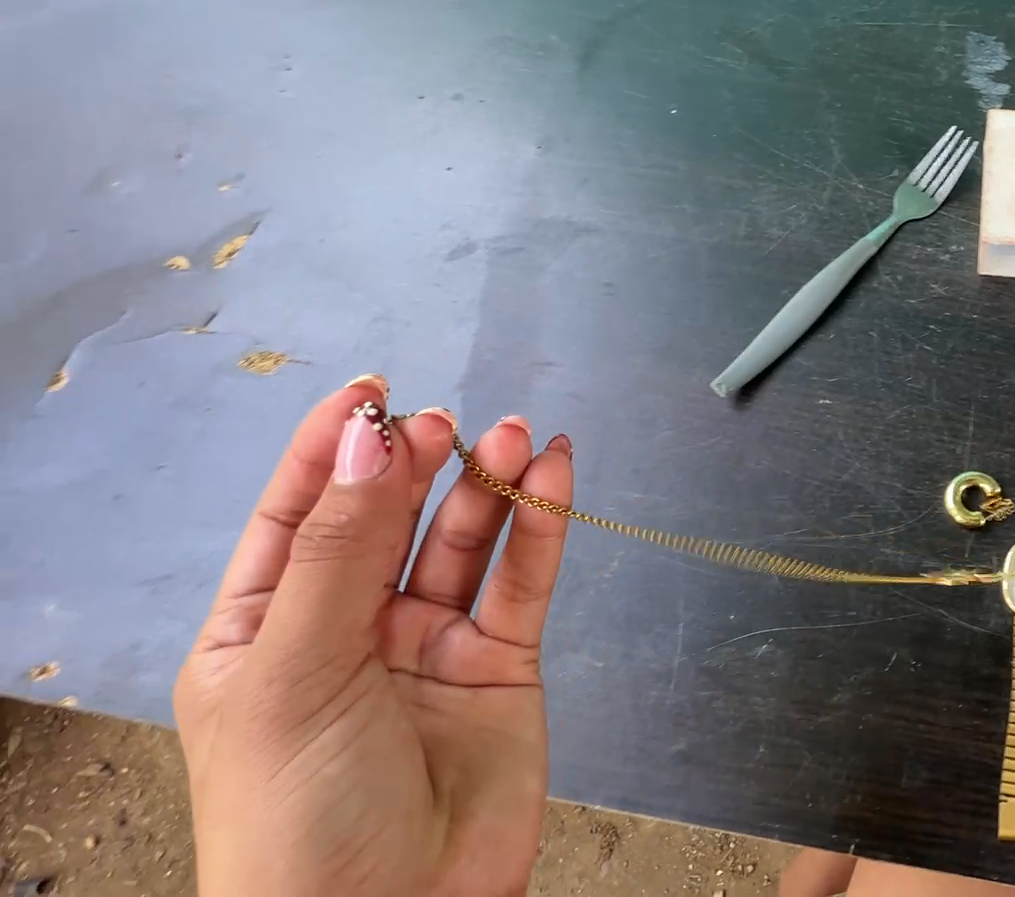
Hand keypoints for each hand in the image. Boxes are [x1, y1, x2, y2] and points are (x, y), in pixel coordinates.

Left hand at [174, 376, 572, 896]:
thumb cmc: (300, 812)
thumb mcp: (293, 674)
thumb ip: (338, 553)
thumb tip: (363, 443)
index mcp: (269, 628)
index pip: (299, 515)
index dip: (330, 449)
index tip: (370, 390)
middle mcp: (352, 623)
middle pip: (391, 519)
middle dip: (417, 465)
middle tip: (445, 426)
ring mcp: (434, 639)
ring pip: (466, 540)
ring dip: (492, 484)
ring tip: (517, 436)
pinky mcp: (505, 657)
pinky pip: (524, 578)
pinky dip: (543, 523)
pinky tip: (556, 472)